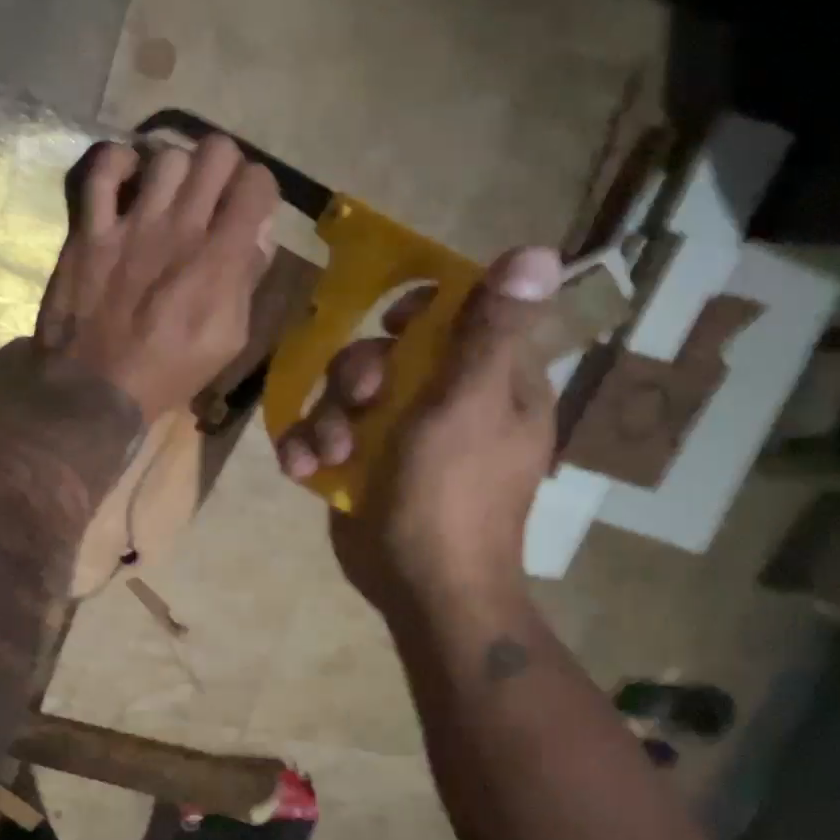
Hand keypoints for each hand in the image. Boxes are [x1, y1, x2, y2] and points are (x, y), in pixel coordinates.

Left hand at [37, 136, 279, 418]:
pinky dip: (116, 164)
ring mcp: (131, 226)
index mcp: (220, 257)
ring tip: (165, 193)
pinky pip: (101, 171)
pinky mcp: (88, 232)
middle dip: (219, 167)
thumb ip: (245, 283)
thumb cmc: (165, 372)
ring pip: (166, 157)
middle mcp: (180, 229)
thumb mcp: (227, 341)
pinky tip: (124, 179)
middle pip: (216, 153)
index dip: (256, 189)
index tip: (244, 208)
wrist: (92, 389)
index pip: (257, 182)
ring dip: (172, 168)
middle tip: (207, 194)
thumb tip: (256, 238)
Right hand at [275, 247, 562, 622]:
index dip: (420, 311)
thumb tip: (537, 251)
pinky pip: (321, 435)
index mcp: (491, 382)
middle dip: (356, 376)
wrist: (423, 589)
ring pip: (342, 396)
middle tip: (357, 404)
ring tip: (327, 456)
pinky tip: (301, 470)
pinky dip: (307, 449)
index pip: (460, 315)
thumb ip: (488, 332)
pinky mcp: (360, 465)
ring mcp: (398, 436)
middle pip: (384, 354)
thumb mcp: (467, 406)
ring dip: (324, 420)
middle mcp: (445, 401)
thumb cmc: (453, 496)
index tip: (392, 327)